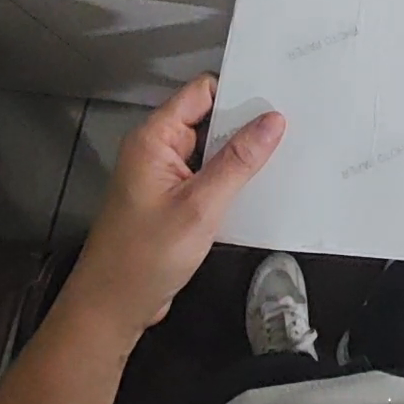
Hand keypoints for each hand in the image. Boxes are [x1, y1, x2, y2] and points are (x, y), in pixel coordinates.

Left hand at [55, 75, 285, 344]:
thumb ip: (238, 161)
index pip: (202, 91)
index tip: (279, 96)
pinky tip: (262, 183)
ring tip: (287, 149)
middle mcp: (158, 148)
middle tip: (293, 124)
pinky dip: (232, 175)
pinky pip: (208, 172)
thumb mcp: (200, 206)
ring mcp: (165, 174)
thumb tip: (275, 119)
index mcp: (155, 138)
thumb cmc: (147, 256)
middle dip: (247, 121)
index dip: (239, 90)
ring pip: (212, 146)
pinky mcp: (173, 197)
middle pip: (210, 116)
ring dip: (242, 151)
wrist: (110, 313)